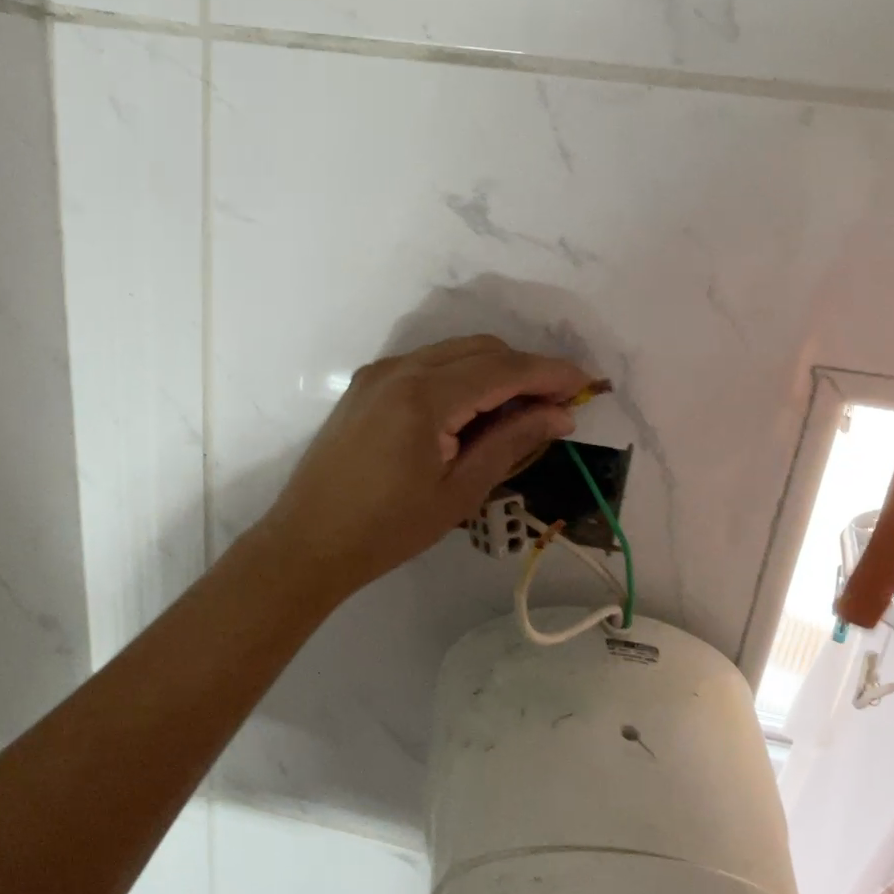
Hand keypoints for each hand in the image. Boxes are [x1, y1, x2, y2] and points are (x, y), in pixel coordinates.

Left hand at [256, 335, 594, 591]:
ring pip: (454, 352)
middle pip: (480, 350)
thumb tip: (560, 414)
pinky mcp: (367, 386)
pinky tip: (475, 410)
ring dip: (494, 371)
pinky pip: (428, 365)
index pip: (502, 368)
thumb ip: (511, 442)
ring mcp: (379, 374)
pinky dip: (461, 376)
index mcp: (424, 396)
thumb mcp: (459, 491)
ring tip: (522, 410)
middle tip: (557, 404)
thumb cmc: (387, 530)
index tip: (585, 383)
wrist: (307, 543)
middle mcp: (400, 370)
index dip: (549, 373)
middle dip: (524, 369)